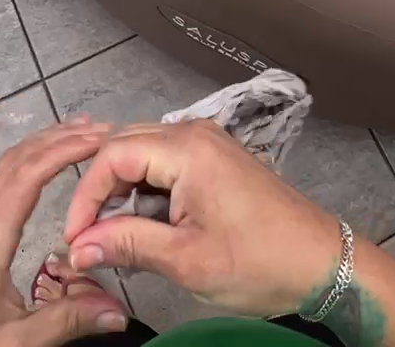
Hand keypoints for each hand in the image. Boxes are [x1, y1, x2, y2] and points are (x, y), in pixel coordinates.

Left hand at [0, 120, 129, 345]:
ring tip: (77, 135)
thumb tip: (119, 313)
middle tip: (101, 128)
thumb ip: (67, 321)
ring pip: (3, 166)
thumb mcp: (12, 344)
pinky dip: (23, 162)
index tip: (101, 137)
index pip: (30, 173)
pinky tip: (36, 171)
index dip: (67, 148)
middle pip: (17, 159)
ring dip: (41, 145)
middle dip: (60, 136)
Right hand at [61, 120, 343, 316]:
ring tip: (114, 235)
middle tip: (88, 237)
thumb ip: (128, 244)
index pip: (113, 155)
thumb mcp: (187, 259)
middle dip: (100, 190)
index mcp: (186, 148)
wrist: (320, 259)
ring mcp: (207, 141)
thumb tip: (78, 248)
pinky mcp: (215, 156)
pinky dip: (147, 188)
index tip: (74, 239)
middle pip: (124, 145)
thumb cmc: (258, 261)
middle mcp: (193, 132)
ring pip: (143, 151)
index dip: (85, 196)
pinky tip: (146, 223)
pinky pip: (165, 160)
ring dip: (123, 189)